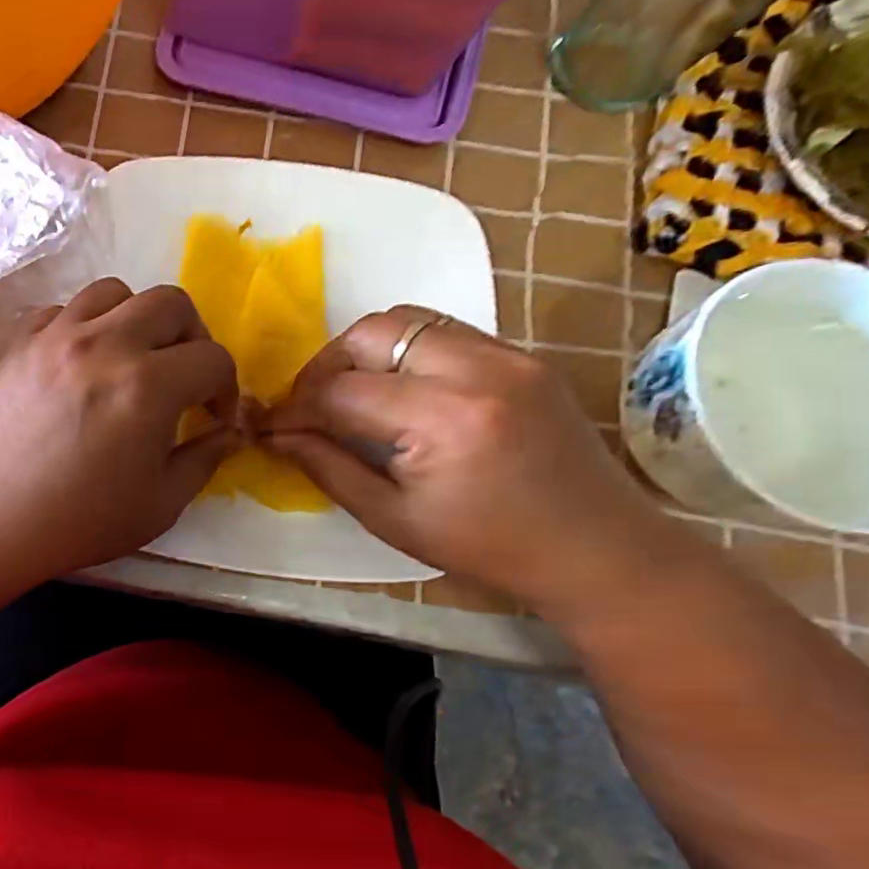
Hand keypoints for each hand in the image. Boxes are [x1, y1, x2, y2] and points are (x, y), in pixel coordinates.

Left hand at [0, 278, 239, 586]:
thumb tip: (229, 431)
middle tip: (183, 376)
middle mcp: (105, 345)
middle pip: (171, 302)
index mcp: (148, 386)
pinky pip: (63, 310)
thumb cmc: (83, 521)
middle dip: (192, 336)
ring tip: (132, 359)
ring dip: (137, 320)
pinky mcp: (21, 343)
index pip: (212, 358)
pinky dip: (84, 326)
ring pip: (114, 292)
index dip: (225, 387)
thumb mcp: (161, 503)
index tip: (213, 415)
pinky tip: (83, 362)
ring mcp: (56, 338)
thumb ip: (205, 458)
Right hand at [264, 305, 689, 615]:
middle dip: (326, 367)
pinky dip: (405, 352)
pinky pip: (444, 331)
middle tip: (310, 407)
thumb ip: (328, 469)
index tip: (272, 426)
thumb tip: (278, 435)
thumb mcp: (393, 520)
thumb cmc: (487, 548)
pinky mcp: (521, 355)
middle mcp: (477, 369)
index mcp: (445, 420)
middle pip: (371, 333)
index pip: (342, 391)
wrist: (596, 549)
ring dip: (363, 352)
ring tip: (350, 394)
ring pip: (407, 320)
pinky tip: (398, 391)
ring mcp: (506, 354)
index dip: (296, 408)